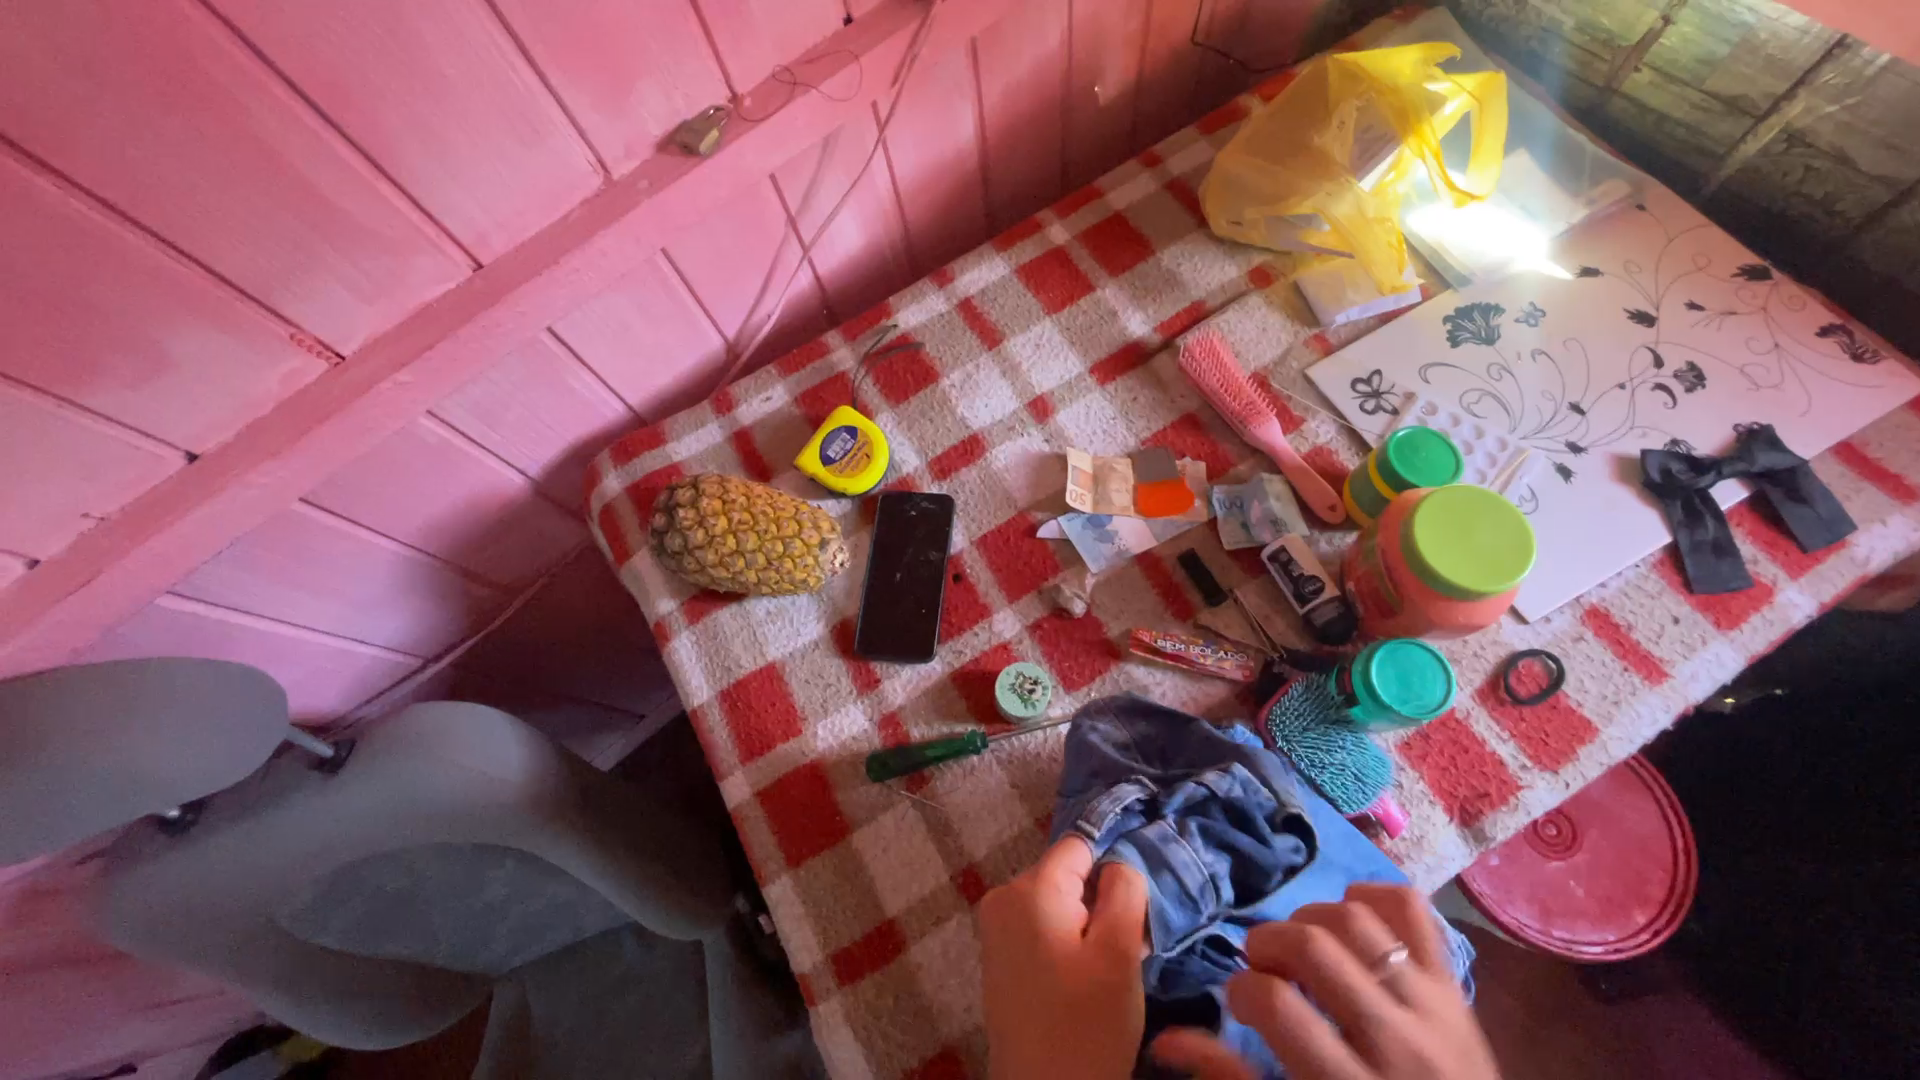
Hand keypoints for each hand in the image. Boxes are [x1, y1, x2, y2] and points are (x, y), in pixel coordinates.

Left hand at [979, 835, 1149, 1079]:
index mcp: (1029, 888)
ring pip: (1056, 903)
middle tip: (1118, 954)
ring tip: (1099, 976)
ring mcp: (995, 928)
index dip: (1110, 874)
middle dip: (1097, 905)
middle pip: (1067, 876)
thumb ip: (1125, 892)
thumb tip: (1116, 863)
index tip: (1127, 917)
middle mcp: (1003, 896)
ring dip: (1084, 929)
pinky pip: (1040, 928)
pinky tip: (1077, 986)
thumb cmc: (1085, 1025)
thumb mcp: (1120, 954)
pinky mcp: (998, 957)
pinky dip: (1064, 946)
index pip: (1080, 847)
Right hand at [1151, 885, 1498, 1079]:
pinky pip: (1411, 910)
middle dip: (1267, 944)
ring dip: (1311, 921)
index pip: (1277, 1003)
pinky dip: (1370, 899)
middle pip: (1313, 947)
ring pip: (1356, 919)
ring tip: (1302, 951)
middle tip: (1263, 968)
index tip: (1240, 1001)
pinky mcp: (1456, 989)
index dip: (1242, 989)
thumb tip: (1164, 1041)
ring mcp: (1435, 1009)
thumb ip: (1232, 1077)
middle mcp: (1398, 1043)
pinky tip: (1347, 924)